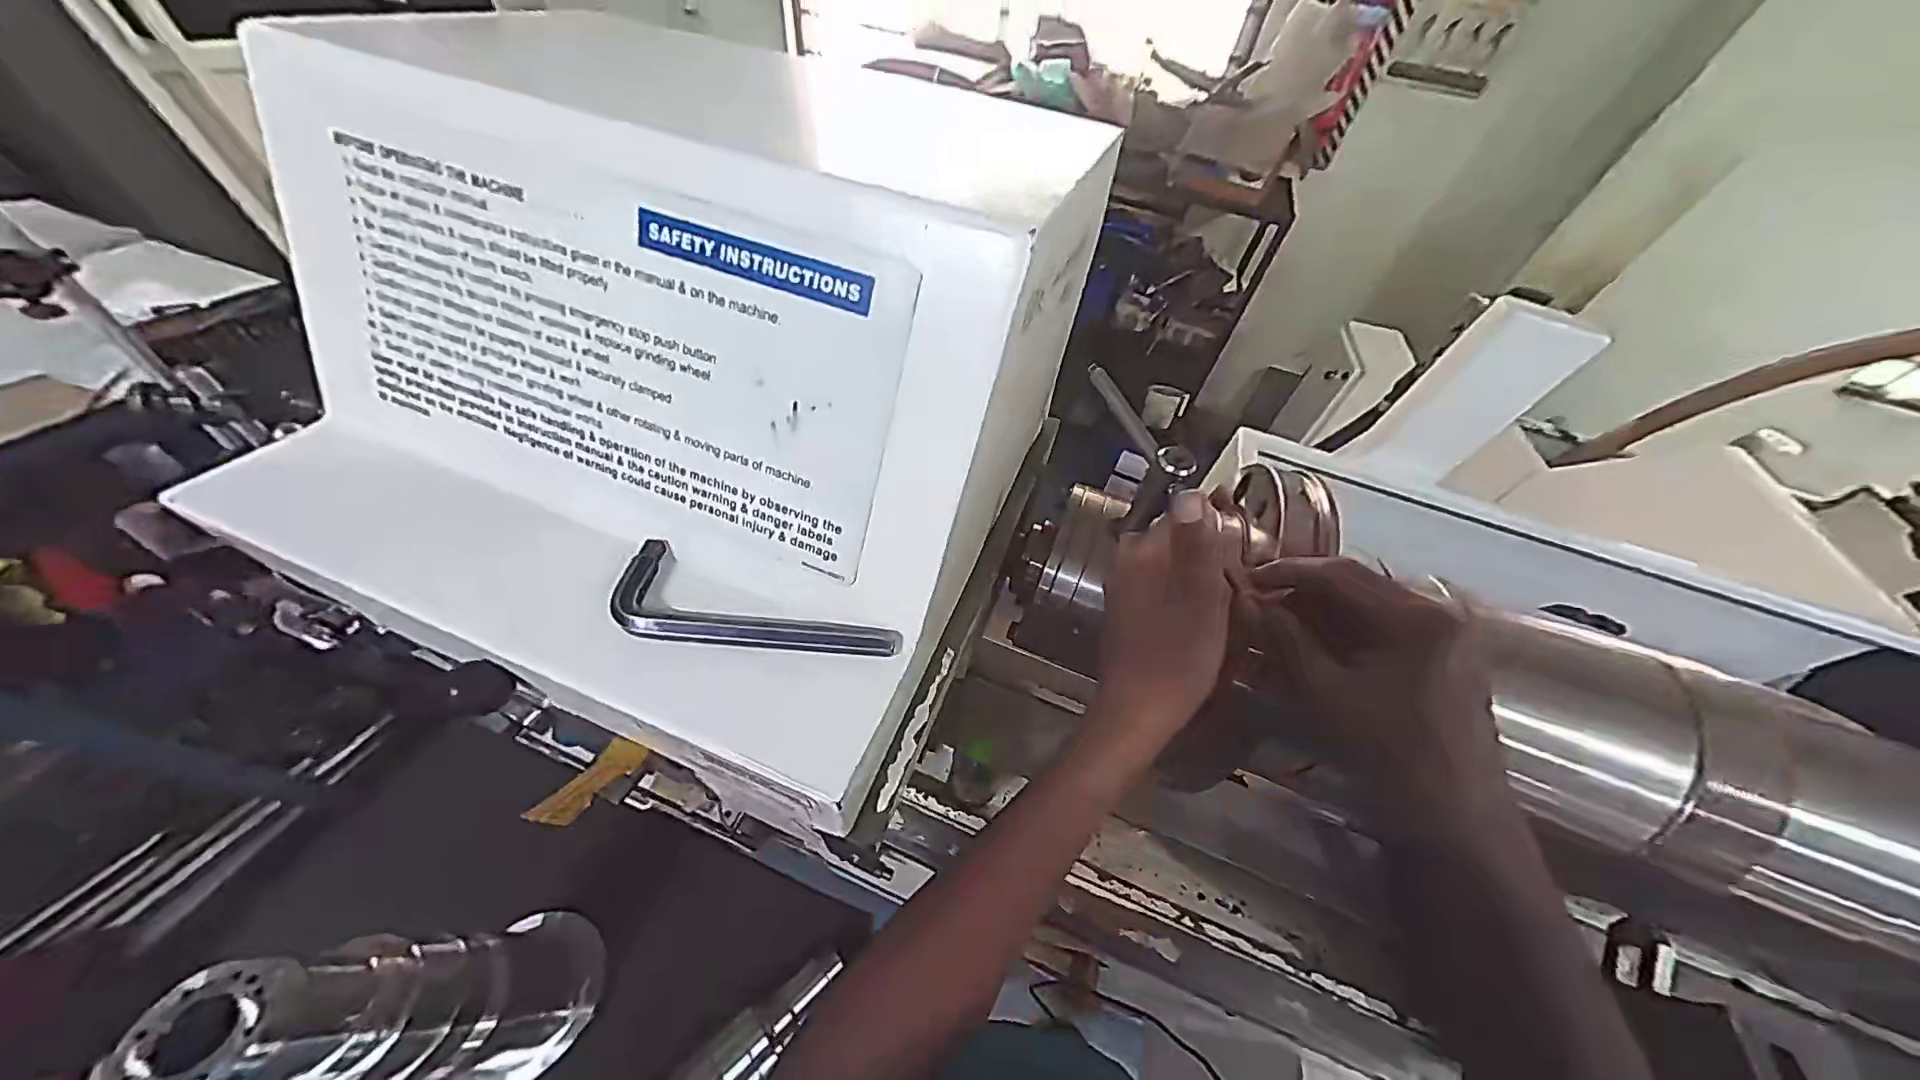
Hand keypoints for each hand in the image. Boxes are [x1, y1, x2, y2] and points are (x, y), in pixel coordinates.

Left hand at [1091, 489, 1234, 750]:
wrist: (1138, 709)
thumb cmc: (1176, 658)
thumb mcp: (1200, 598)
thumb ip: (1196, 545)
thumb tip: (1191, 495)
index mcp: (1142, 551)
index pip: (1185, 513)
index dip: (1219, 529)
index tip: (1240, 556)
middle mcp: (1127, 560)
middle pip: (1180, 539)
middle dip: (1212, 557)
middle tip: (1235, 592)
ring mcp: (1124, 584)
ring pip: (1174, 564)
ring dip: (1201, 579)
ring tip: (1223, 610)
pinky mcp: (1127, 607)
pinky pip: (1164, 585)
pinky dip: (1186, 596)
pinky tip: (1201, 622)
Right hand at [1242, 558, 1504, 823]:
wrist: (1457, 821)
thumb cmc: (1388, 755)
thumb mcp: (1324, 694)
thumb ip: (1285, 638)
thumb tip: (1248, 598)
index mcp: (1416, 616)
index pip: (1339, 572)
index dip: (1285, 571)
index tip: (1244, 579)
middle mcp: (1439, 611)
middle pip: (1357, 582)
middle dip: (1302, 589)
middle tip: (1256, 600)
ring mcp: (1448, 632)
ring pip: (1369, 601)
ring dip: (1321, 607)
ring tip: (1277, 621)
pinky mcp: (1446, 653)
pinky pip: (1385, 623)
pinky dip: (1346, 626)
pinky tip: (1315, 642)